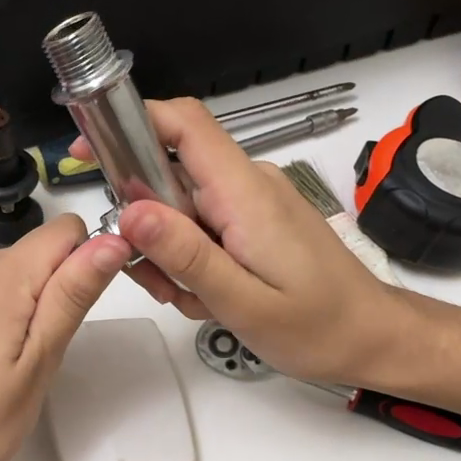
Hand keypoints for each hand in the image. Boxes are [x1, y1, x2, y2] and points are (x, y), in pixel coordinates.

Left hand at [0, 214, 129, 460]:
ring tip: (16, 359)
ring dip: (33, 303)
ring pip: (20, 268)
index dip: (89, 261)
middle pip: (43, 249)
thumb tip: (113, 241)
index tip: (80, 310)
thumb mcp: (39, 363)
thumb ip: (73, 295)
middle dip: (59, 289)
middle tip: (44, 350)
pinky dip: (8, 310)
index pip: (67, 230)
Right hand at [72, 97, 415, 387]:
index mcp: (244, 194)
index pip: (183, 124)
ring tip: (198, 299)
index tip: (87, 150)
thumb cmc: (318, 327)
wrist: (373, 337)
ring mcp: (252, 202)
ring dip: (170, 253)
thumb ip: (186, 255)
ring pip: (180, 206)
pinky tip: (212, 296)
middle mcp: (248, 185)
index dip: (130, 123)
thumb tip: (131, 212)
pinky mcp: (255, 220)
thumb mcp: (243, 302)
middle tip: (162, 281)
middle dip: (146, 224)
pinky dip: (193, 260)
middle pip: (169, 172)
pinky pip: (202, 224)